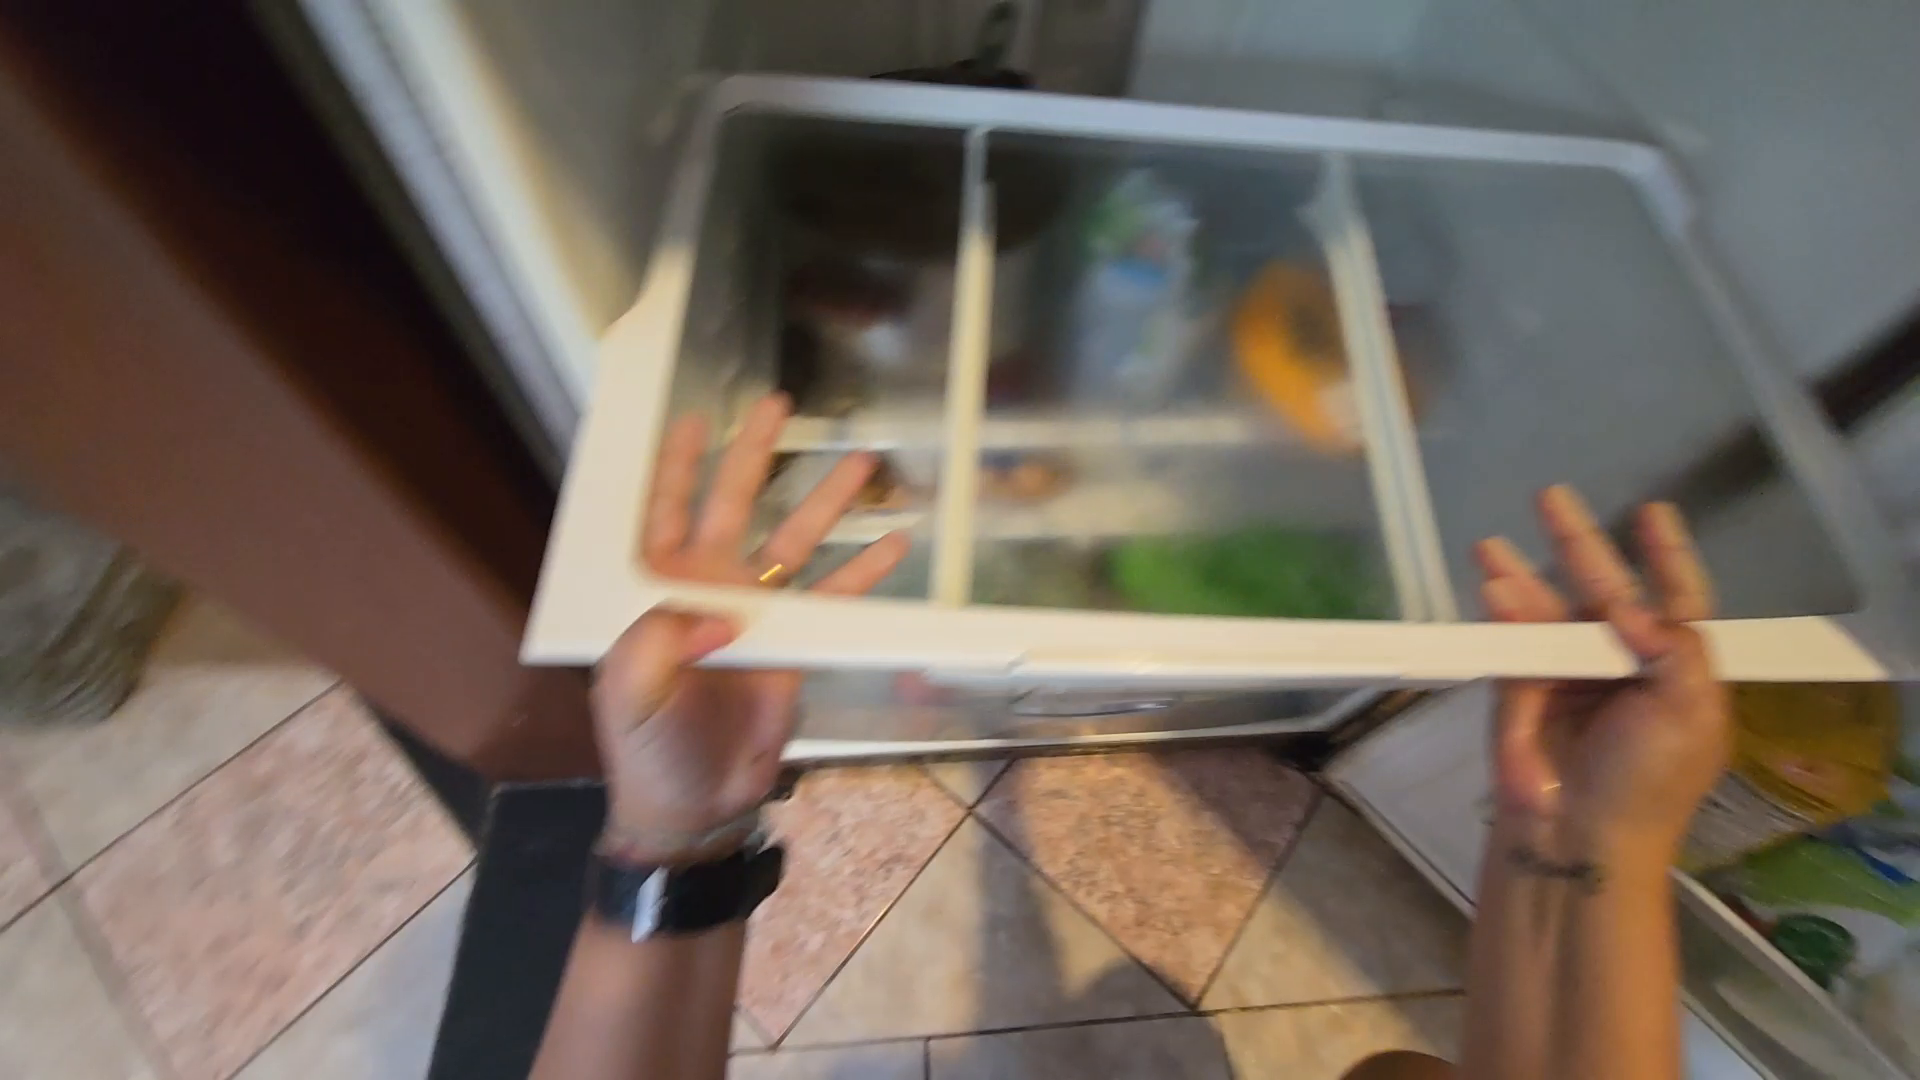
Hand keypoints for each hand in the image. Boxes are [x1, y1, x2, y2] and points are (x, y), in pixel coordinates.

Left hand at [589, 394, 908, 861]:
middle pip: (736, 504)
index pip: (664, 512)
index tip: (693, 420)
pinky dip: (863, 571)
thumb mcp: (632, 695)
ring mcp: (759, 607)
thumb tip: (719, 613)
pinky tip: (894, 543)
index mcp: (661, 589)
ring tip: (863, 463)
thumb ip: (657, 646)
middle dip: (756, 456)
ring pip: (796, 540)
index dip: (676, 466)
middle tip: (779, 406)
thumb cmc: (649, 745)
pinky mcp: (798, 638)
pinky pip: (835, 595)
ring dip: (827, 503)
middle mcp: (711, 583)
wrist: (699, 800)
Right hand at [1476, 485, 1730, 853]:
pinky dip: (1500, 613)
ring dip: (1518, 576)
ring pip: (1541, 609)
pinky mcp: (1515, 685)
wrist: (1577, 828)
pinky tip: (1489, 587)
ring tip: (1488, 546)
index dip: (1665, 555)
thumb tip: (1628, 605)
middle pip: (1598, 590)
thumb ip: (1671, 651)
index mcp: (1673, 670)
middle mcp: (1617, 661)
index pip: (1675, 600)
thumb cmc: (1647, 776)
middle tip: (1549, 496)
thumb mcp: (1688, 715)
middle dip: (1574, 544)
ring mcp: (1561, 671)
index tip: (1652, 510)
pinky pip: (1508, 639)